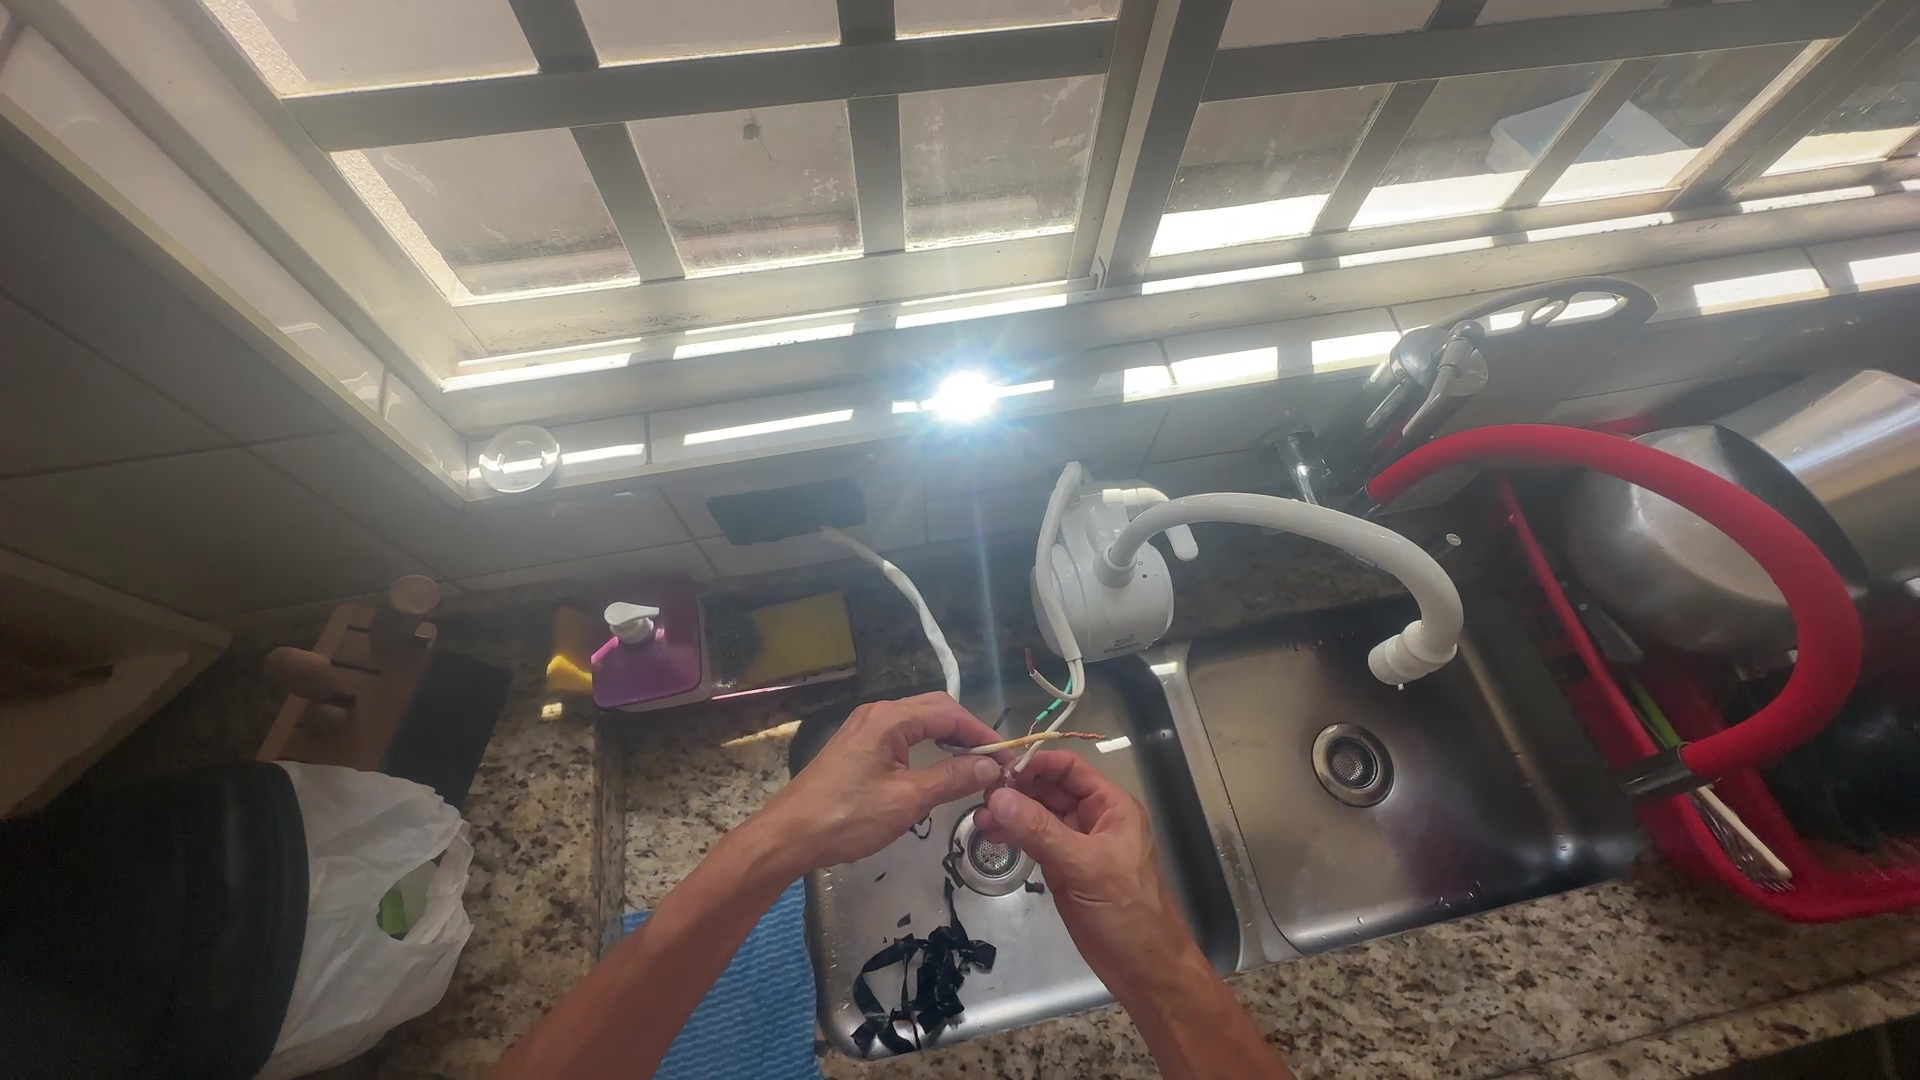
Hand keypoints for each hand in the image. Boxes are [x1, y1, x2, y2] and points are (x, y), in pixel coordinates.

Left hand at [757, 692, 1003, 873]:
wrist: (788, 835)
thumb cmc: (847, 817)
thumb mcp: (907, 800)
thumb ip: (952, 778)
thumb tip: (991, 766)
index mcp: (890, 718)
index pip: (949, 712)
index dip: (982, 732)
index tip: (1007, 756)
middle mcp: (878, 713)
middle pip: (936, 709)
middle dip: (968, 732)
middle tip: (994, 761)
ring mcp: (866, 727)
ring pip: (919, 721)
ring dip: (949, 738)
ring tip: (974, 763)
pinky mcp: (859, 745)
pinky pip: (903, 734)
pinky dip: (928, 745)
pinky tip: (939, 764)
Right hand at [974, 750, 1204, 998]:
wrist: (1145, 971)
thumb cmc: (1127, 911)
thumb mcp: (1083, 865)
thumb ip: (1039, 830)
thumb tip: (998, 797)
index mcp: (1111, 806)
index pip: (1069, 769)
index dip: (1036, 764)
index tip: (1000, 769)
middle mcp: (1093, 818)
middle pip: (1050, 789)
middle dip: (1017, 790)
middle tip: (981, 797)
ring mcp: (1077, 843)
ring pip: (1038, 815)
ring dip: (1010, 813)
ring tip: (979, 820)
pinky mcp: (1063, 867)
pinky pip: (1034, 840)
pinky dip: (1013, 836)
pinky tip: (991, 836)